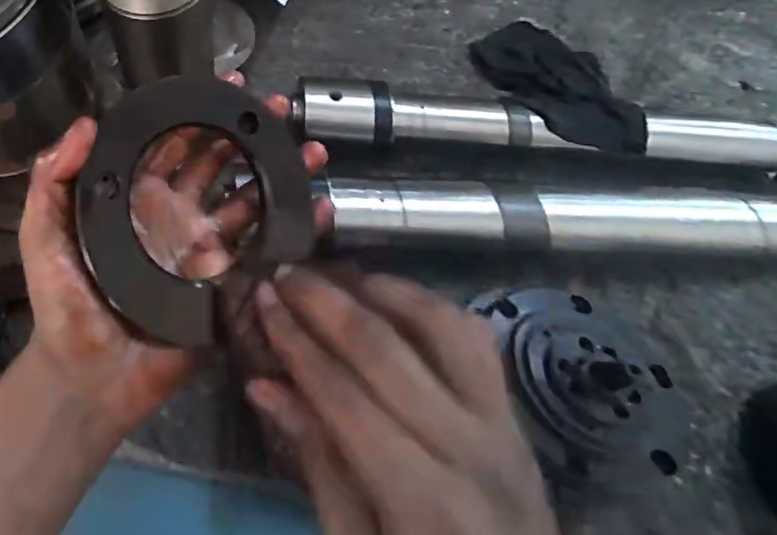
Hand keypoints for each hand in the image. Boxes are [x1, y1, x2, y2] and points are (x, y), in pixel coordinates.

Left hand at [16, 71, 329, 435]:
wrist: (87, 379)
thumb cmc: (62, 302)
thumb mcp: (43, 233)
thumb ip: (53, 179)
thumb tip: (86, 122)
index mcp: (140, 196)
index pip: (175, 142)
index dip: (200, 112)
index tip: (230, 85)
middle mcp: (179, 213)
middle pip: (220, 163)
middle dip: (248, 132)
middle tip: (278, 108)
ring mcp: (206, 249)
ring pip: (249, 200)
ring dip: (278, 173)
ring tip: (310, 150)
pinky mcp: (227, 286)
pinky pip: (263, 253)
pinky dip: (293, 229)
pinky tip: (318, 207)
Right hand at [247, 267, 557, 534]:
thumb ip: (318, 463)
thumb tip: (264, 384)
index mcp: (426, 503)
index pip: (345, 397)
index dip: (296, 342)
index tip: (262, 298)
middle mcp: (472, 450)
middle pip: (387, 350)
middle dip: (326, 303)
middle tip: (285, 273)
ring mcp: (504, 423)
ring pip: (440, 324)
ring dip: (382, 289)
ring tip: (335, 277)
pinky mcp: (515, 410)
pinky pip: (473, 335)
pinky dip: (427, 304)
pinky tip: (391, 298)